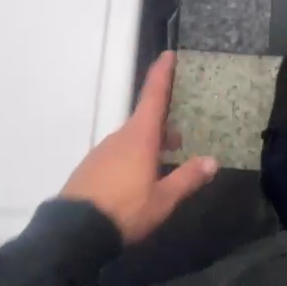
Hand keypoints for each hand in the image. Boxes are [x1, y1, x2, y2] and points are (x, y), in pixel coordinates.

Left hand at [59, 51, 217, 242]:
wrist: (73, 232)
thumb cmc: (124, 209)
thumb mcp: (162, 200)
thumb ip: (187, 178)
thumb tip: (212, 161)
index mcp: (140, 136)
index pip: (153, 95)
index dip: (162, 73)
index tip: (169, 54)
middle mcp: (121, 136)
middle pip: (146, 120)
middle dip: (164, 125)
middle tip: (181, 138)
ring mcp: (103, 151)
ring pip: (132, 138)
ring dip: (149, 144)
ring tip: (163, 164)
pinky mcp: (91, 167)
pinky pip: (118, 153)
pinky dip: (133, 157)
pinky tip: (137, 181)